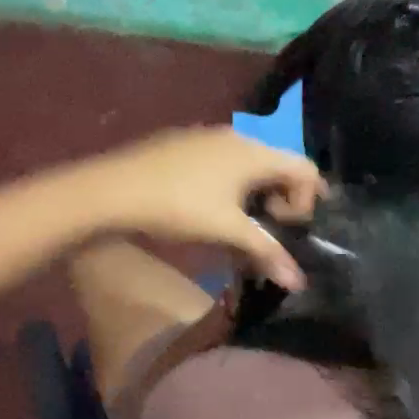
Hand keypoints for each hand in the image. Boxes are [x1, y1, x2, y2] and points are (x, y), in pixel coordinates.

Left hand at [74, 127, 325, 288]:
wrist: (111, 190)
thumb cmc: (178, 206)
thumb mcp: (226, 231)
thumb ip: (266, 251)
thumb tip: (299, 282)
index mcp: (255, 152)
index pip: (305, 168)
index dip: (307, 201)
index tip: (286, 227)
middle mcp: (238, 137)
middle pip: (278, 165)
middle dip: (280, 200)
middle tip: (266, 230)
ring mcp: (208, 138)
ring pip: (248, 165)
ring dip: (254, 195)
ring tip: (237, 226)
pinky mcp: (184, 145)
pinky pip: (223, 163)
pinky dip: (229, 186)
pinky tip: (205, 210)